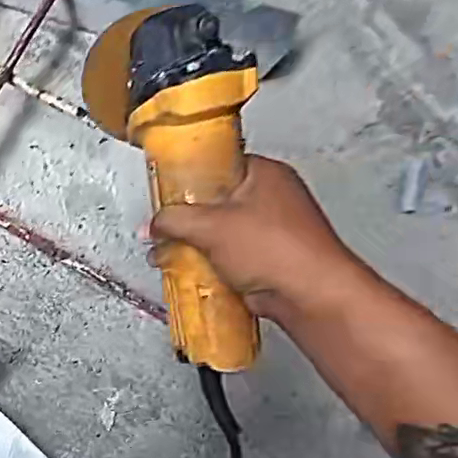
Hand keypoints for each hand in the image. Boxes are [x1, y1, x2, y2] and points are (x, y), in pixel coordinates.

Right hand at [150, 156, 371, 321]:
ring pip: (216, 230)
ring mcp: (267, 227)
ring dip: (191, 244)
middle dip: (184, 219)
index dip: (186, 179)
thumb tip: (152, 224)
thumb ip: (173, 220)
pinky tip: (190, 270)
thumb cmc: (276, 249)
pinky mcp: (262, 255)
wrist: (305, 292)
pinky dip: (205, 261)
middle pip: (212, 201)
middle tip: (165, 230)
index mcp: (264, 174)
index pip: (217, 165)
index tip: (164, 195)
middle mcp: (269, 196)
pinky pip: (224, 253)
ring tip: (171, 254)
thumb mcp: (209, 226)